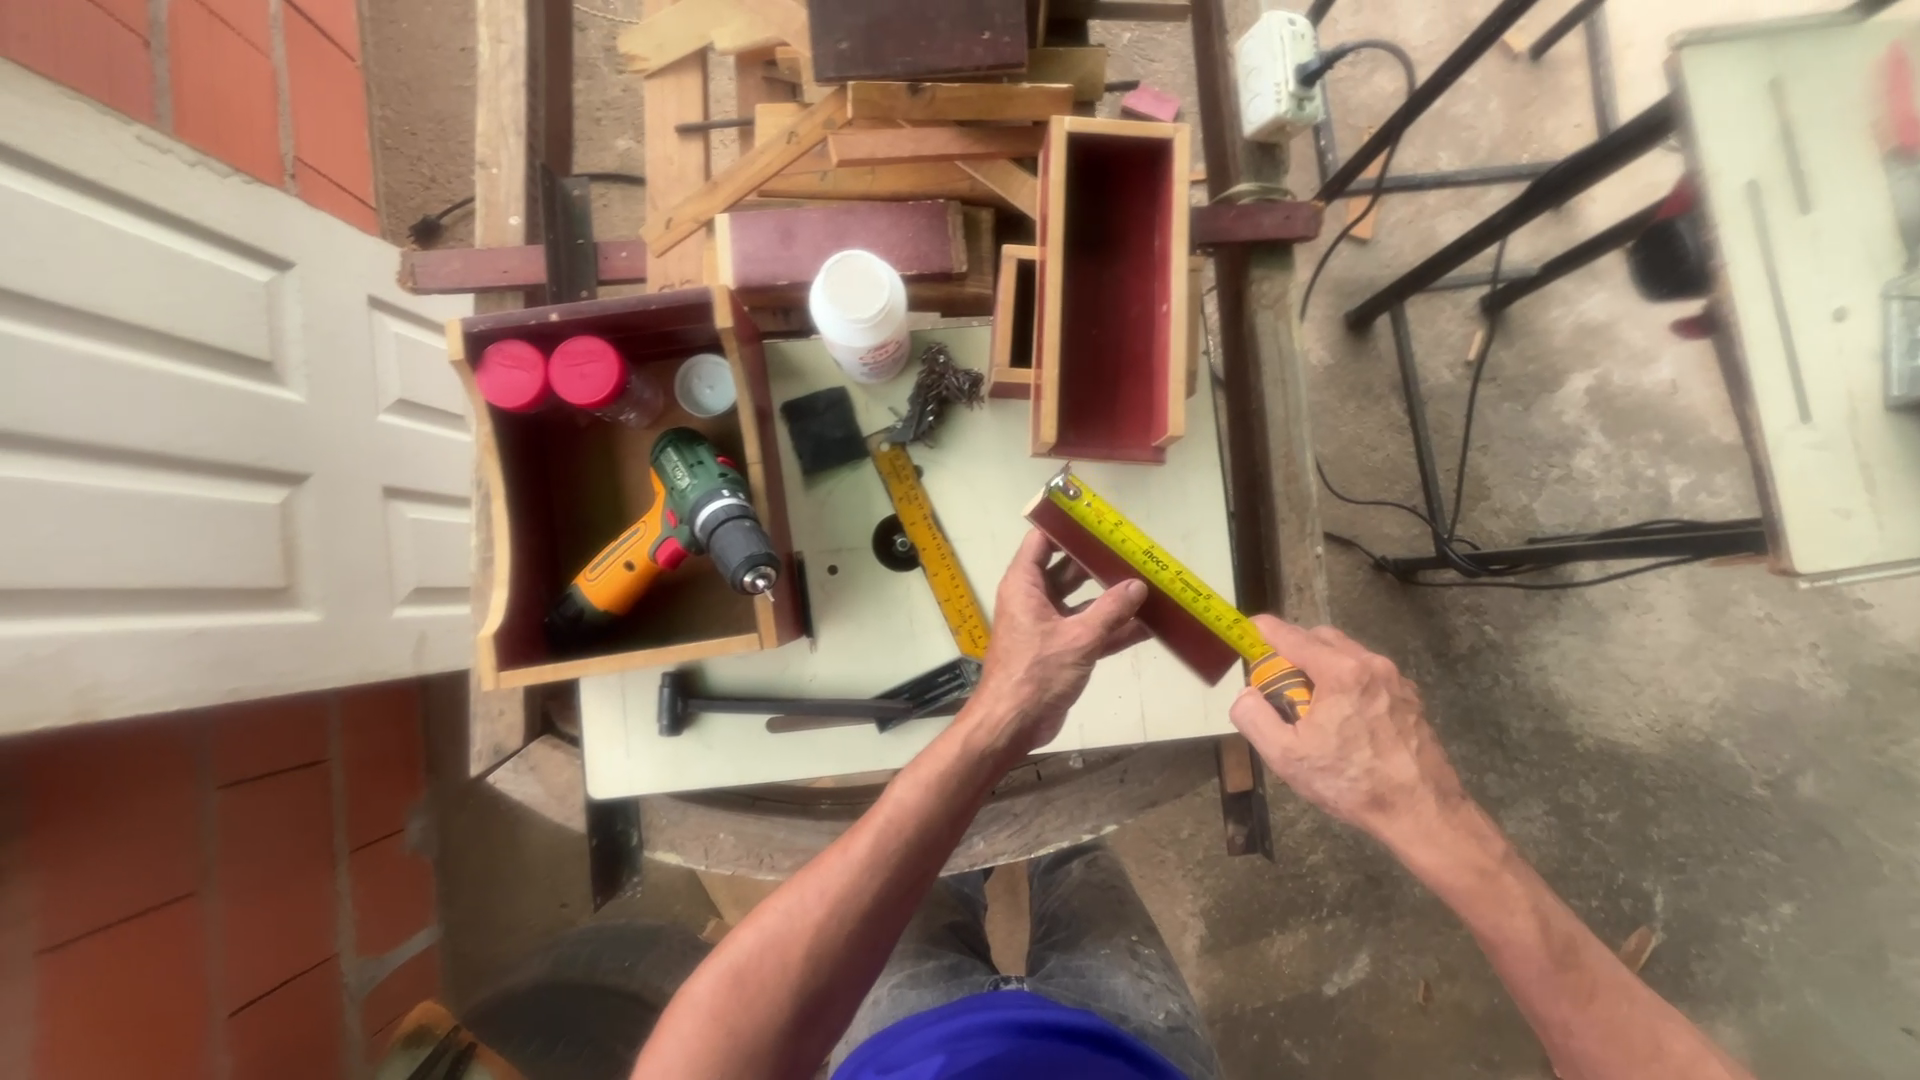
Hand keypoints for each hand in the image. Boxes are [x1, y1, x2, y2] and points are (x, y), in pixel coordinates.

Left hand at [969, 530, 1150, 757]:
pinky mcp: (1060, 650)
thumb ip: (1110, 610)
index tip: (1096, 518)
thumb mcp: (1078, 637)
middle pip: (1067, 570)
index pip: (1041, 541)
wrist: (1013, 723)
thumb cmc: (1036, 672)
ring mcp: (1047, 625)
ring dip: (1110, 598)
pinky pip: (1089, 631)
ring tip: (1147, 584)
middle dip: (1097, 562)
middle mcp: (1033, 599)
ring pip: (1081, 602)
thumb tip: (1138, 586)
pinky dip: (1112, 629)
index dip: (1065, 527)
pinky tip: (1147, 626)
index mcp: (1024, 585)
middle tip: (1132, 550)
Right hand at [1229, 616, 1467, 842]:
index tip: (1248, 629)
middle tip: (1278, 677)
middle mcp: (1371, 665)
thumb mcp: (1286, 756)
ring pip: (1349, 656)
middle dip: (1295, 648)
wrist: (1423, 812)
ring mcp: (1397, 681)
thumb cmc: (1351, 782)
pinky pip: (1370, 675)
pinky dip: (1348, 681)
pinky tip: (1344, 717)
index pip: (1292, 637)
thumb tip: (1245, 694)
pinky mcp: (1411, 700)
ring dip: (1322, 665)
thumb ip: (1254, 718)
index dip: (1265, 631)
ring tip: (1311, 702)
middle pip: (1322, 638)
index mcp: (1340, 672)